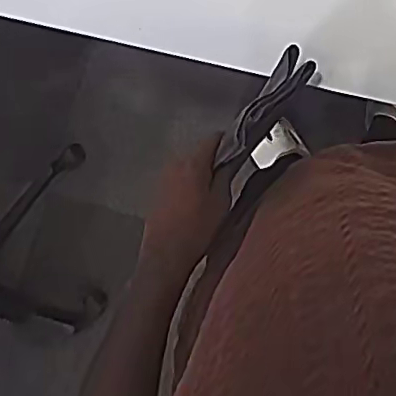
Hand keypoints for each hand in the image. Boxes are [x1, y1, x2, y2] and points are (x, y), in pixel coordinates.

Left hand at [137, 133, 231, 278]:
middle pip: (200, 149)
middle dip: (214, 158)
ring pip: (188, 162)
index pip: (214, 138)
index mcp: (194, 162)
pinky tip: (194, 199)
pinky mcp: (158, 189)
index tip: (237, 151)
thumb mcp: (221, 202)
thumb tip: (230, 160)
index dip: (228, 142)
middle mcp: (176, 163)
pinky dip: (188, 180)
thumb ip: (227, 174)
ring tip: (210, 190)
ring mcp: (164, 175)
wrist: (164, 257)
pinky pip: (178, 175)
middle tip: (227, 174)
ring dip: (200, 169)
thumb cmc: (197, 230)